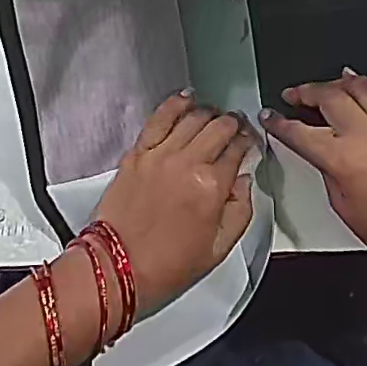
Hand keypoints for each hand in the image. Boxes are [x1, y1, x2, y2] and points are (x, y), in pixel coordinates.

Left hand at [89, 91, 256, 313]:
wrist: (117, 267)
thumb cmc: (165, 265)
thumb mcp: (219, 248)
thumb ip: (240, 210)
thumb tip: (244, 182)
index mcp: (212, 187)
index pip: (238, 151)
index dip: (247, 142)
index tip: (248, 142)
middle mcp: (187, 163)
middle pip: (218, 128)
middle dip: (232, 124)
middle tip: (236, 127)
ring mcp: (159, 155)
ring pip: (192, 118)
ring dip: (208, 113)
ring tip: (214, 114)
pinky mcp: (137, 153)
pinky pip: (159, 118)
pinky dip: (174, 104)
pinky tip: (185, 98)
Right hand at [260, 70, 366, 264]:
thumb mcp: (340, 202)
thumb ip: (326, 170)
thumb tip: (319, 154)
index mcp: (341, 158)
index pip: (298, 131)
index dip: (278, 123)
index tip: (269, 117)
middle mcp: (363, 135)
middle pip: (326, 96)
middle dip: (303, 92)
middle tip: (291, 95)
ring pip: (353, 87)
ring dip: (330, 83)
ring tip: (319, 85)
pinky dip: (358, 85)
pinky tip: (350, 83)